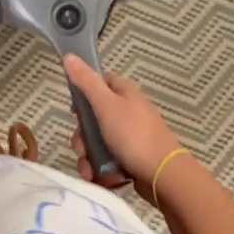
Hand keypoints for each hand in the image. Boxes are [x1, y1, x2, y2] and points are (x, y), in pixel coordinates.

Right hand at [64, 55, 184, 197]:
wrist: (163, 175)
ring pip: (100, 142)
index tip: (74, 111)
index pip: (100, 82)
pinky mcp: (134, 158)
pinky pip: (110, 160)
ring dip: (89, 157)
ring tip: (89, 172)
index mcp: (125, 92)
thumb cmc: (133, 135)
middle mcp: (129, 111)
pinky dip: (102, 169)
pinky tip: (99, 178)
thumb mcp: (106, 105)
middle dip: (83, 137)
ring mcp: (132, 135)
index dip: (84, 94)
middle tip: (81, 150)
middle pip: (95, 117)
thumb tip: (69, 56)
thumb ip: (86, 82)